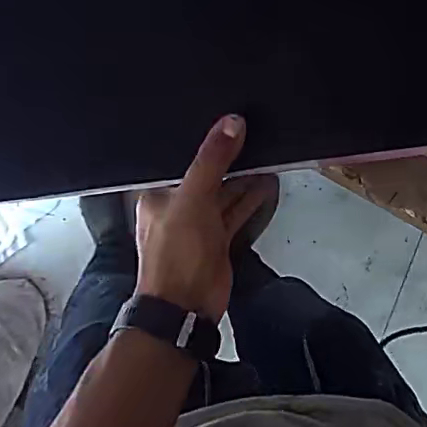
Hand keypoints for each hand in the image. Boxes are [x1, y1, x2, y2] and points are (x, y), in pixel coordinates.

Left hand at [132, 115, 271, 318]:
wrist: (185, 307)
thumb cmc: (178, 252)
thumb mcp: (193, 198)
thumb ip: (212, 160)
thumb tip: (232, 122)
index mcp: (158, 195)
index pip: (182, 160)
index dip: (204, 142)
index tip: (227, 119)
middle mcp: (177, 207)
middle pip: (206, 174)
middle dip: (229, 157)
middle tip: (255, 132)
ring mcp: (198, 225)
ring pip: (224, 192)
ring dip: (243, 177)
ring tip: (268, 153)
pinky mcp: (217, 239)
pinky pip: (235, 211)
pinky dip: (250, 198)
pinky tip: (268, 183)